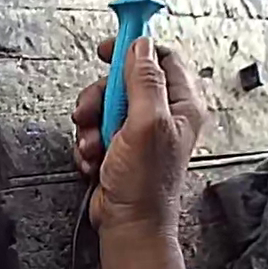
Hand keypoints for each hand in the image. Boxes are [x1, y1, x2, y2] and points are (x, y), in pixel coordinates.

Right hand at [71, 37, 205, 235]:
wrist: (128, 223)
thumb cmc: (145, 184)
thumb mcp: (147, 124)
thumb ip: (143, 81)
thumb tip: (139, 45)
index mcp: (179, 105)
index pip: (159, 58)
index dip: (132, 49)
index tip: (106, 49)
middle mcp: (160, 115)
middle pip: (122, 82)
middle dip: (99, 98)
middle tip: (90, 112)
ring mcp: (137, 132)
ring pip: (103, 108)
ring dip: (90, 126)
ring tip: (94, 147)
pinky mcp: (117, 148)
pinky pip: (94, 131)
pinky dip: (88, 145)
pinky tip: (94, 161)